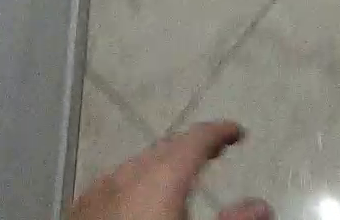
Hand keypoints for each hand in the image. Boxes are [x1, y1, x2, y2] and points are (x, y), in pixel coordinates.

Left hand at [70, 119, 272, 219]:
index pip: (196, 138)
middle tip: (215, 152)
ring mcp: (98, 190)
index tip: (238, 131)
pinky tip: (136, 202)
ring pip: (137, 166)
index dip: (219, 131)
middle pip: (166, 148)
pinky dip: (133, 184)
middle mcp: (128, 172)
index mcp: (161, 176)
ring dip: (161, 166)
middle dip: (191, 148)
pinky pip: (113, 185)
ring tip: (180, 177)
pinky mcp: (77, 209)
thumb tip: (262, 205)